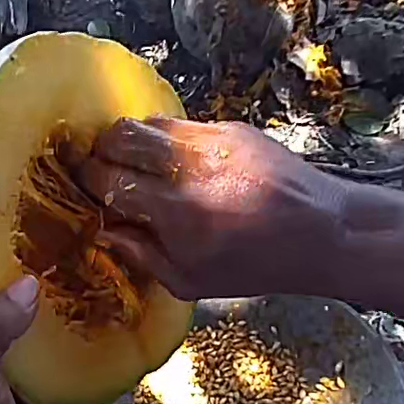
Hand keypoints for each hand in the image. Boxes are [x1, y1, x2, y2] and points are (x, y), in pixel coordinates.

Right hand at [74, 117, 349, 298]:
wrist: (322, 231)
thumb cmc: (254, 266)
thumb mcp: (190, 281)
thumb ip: (141, 254)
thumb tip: (105, 229)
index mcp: (177, 211)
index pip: (110, 180)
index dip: (88, 179)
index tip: (81, 184)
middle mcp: (190, 166)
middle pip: (120, 136)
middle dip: (101, 151)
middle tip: (100, 168)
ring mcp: (212, 139)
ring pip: (148, 122)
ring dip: (129, 140)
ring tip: (132, 162)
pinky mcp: (231, 127)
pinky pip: (180, 123)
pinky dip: (163, 140)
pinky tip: (172, 161)